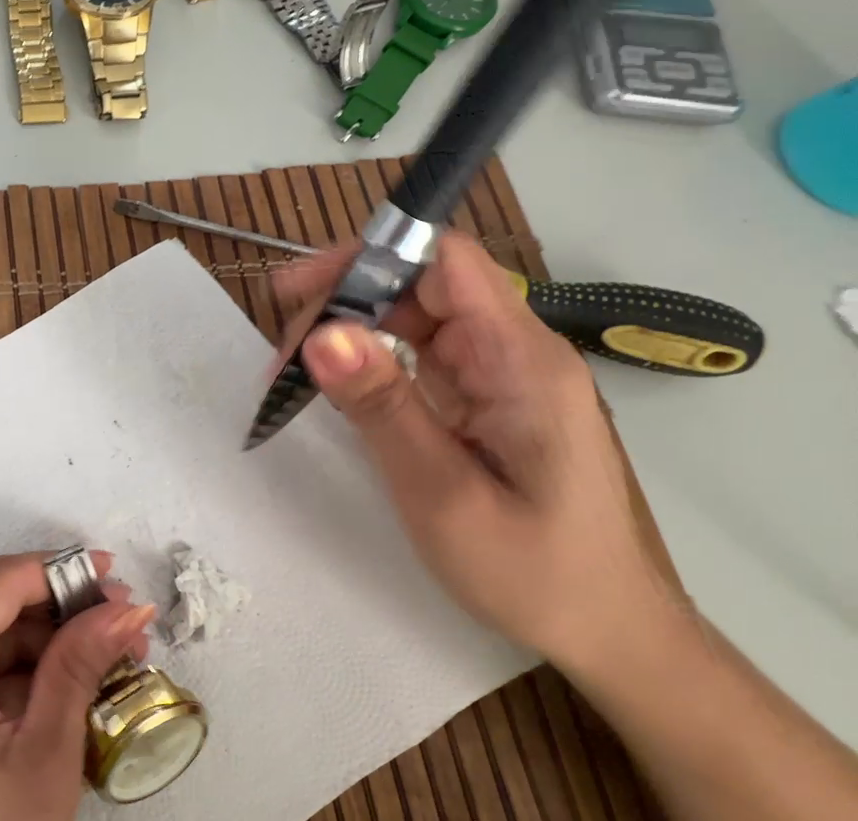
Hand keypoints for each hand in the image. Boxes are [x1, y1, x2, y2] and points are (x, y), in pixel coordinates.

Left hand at [0, 552, 154, 820]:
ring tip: (101, 652)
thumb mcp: (42, 755)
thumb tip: (127, 609)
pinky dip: (7, 663)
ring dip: (35, 634)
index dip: (57, 570)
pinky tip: (59, 676)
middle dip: (52, 605)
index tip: (113, 573)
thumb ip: (79, 667)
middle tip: (118, 619)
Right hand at [272, 234, 685, 671]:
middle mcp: (517, 353)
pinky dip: (370, 362)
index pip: (445, 263)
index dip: (368, 258)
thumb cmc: (535, 573)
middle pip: (422, 285)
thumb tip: (322, 332)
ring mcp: (504, 376)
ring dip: (350, 332)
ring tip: (290, 372)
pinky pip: (422, 356)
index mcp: (523, 362)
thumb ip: (384, 407)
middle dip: (344, 301)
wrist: (613, 633)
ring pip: (416, 318)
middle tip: (280, 355)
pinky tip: (334, 387)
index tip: (295, 294)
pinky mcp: (490, 400)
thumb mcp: (442, 494)